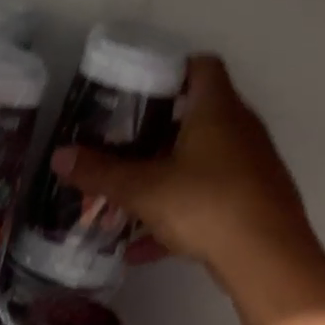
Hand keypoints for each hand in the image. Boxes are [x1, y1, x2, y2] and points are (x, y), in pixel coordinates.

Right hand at [51, 57, 322, 281]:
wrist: (265, 257)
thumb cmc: (204, 204)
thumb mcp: (142, 189)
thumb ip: (100, 173)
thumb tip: (59, 156)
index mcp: (216, 109)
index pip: (199, 67)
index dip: (167, 73)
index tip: (134, 94)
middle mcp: (238, 129)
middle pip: (194, 118)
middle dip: (153, 135)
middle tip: (117, 150)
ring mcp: (247, 168)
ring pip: (197, 164)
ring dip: (161, 179)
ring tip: (123, 200)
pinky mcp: (249, 204)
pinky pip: (203, 202)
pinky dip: (173, 217)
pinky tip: (139, 249)